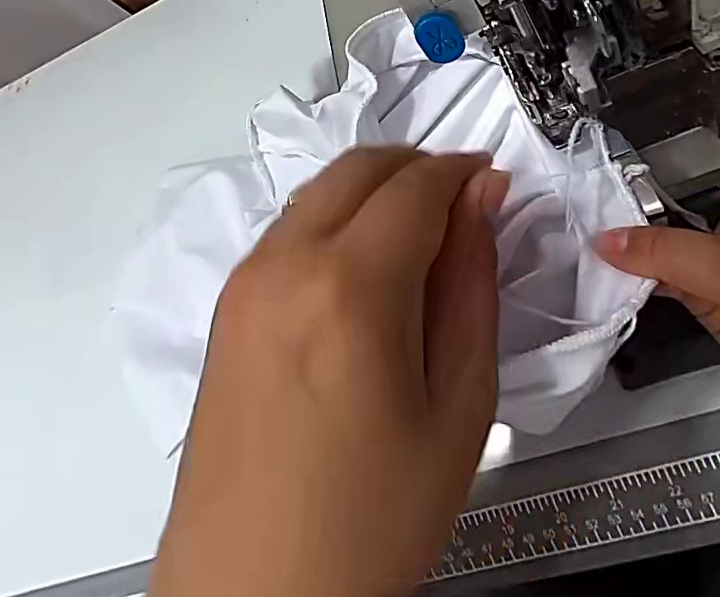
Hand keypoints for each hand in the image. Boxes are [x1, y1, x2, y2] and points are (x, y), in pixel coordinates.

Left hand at [151, 148, 509, 596]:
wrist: (254, 593)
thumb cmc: (372, 517)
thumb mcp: (457, 406)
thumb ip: (472, 283)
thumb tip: (481, 200)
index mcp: (349, 286)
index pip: (415, 186)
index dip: (461, 172)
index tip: (492, 182)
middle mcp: (285, 262)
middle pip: (360, 167)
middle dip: (418, 166)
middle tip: (461, 201)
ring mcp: (246, 278)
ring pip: (321, 188)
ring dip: (376, 189)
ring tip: (419, 234)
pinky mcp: (227, 302)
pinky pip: (291, 226)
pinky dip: (337, 217)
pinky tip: (364, 264)